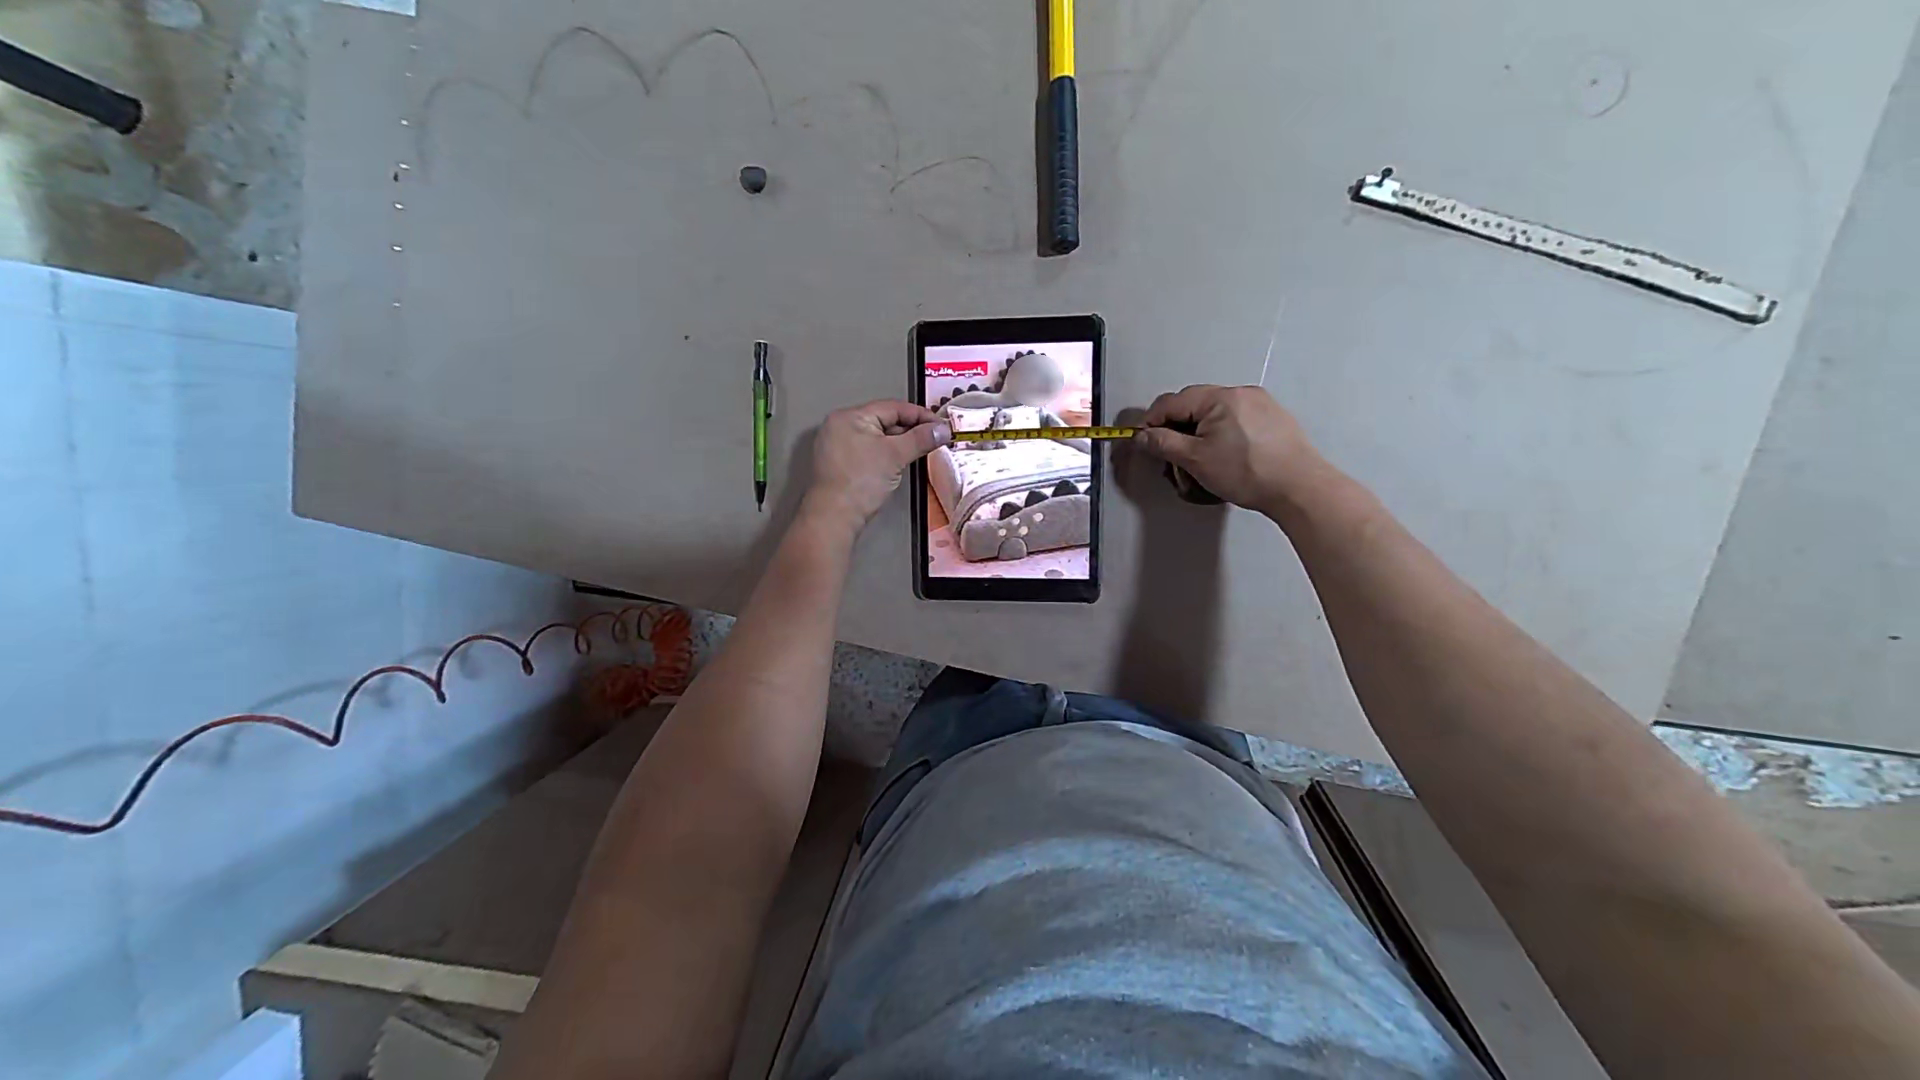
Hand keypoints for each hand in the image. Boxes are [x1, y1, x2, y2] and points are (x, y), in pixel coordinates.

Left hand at [804, 400, 950, 524]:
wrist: (835, 516)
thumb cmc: (858, 483)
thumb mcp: (895, 455)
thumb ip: (921, 439)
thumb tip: (941, 429)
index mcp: (850, 416)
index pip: (893, 408)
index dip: (920, 415)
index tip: (939, 425)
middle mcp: (841, 426)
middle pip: (885, 421)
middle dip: (911, 430)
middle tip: (933, 439)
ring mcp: (839, 445)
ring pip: (878, 437)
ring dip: (899, 443)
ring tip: (918, 452)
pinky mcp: (841, 463)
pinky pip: (869, 451)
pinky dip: (886, 454)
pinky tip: (897, 464)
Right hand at [1133, 385, 1322, 517]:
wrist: (1299, 487)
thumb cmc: (1252, 472)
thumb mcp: (1195, 460)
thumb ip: (1163, 443)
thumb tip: (1144, 436)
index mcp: (1220, 398)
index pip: (1171, 402)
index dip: (1152, 422)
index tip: (1145, 441)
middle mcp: (1241, 394)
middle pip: (1193, 404)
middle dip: (1176, 428)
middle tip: (1171, 455)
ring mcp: (1260, 405)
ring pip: (1214, 412)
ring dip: (1199, 432)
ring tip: (1200, 460)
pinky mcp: (1272, 419)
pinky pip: (1235, 419)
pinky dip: (1221, 434)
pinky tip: (1224, 457)